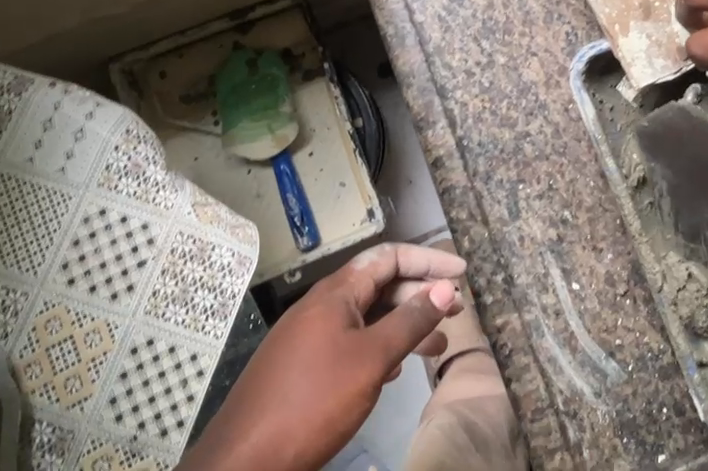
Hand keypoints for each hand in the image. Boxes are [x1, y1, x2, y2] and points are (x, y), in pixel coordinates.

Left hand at [185, 244, 465, 470]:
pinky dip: (381, 347)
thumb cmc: (314, 400)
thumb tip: (445, 287)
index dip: (428, 261)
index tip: (462, 272)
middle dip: (421, 294)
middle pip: (380, 285)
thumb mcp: (371, 359)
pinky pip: (353, 342)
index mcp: (336, 293)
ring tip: (438, 346)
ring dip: (405, 325)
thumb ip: (410, 321)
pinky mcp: (305, 367)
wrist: (245, 459)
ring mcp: (311, 337)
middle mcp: (323, 306)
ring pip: (368, 318)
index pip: (389, 257)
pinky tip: (397, 369)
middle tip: (459, 311)